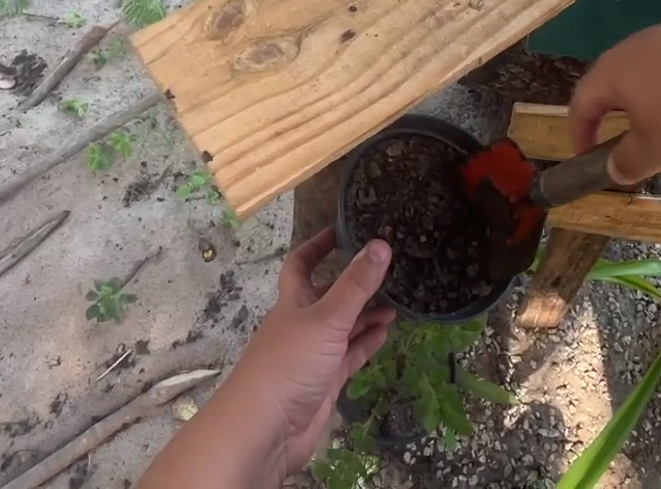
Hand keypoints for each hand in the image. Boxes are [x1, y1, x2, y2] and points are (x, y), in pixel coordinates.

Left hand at [217, 228, 395, 474]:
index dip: (317, 245)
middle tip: (386, 269)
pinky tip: (386, 331)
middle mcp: (302, 323)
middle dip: (354, 282)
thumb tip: (381, 244)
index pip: (302, 264)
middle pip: (329, 295)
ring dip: (366, 313)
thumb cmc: (289, 363)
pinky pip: (349, 355)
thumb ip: (356, 284)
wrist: (265, 431)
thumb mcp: (326, 318)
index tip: (340, 229)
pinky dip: (366, 342)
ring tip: (396, 301)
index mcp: (293, 301)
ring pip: (343, 325)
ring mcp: (313, 354)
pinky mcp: (324, 382)